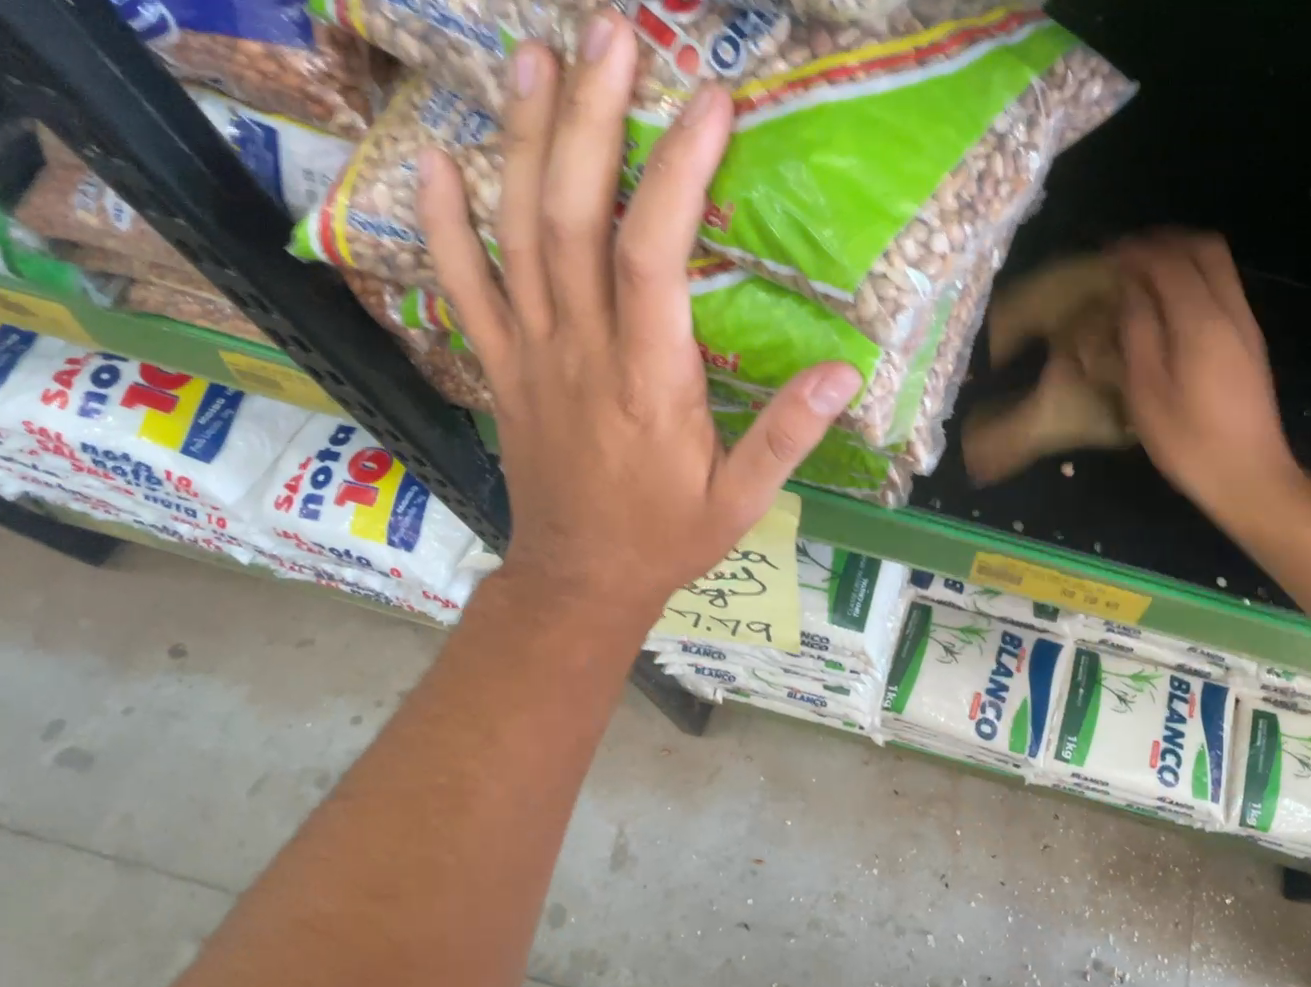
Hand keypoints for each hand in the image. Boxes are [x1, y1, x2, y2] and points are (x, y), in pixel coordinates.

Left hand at [417, 15, 860, 634]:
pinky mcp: (502, 366)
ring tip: (531, 58)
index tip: (708, 100)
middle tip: (606, 35)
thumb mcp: (743, 500)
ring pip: (517, 234)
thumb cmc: (668, 536)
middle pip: (574, 217)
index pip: (654, 256)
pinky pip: (464, 288)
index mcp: (648, 378)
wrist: (580, 579)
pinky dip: (443, 224)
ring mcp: (531, 354)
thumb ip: (788, 436)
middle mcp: (582, 350)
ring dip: (520, 141)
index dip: (677, 171)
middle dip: (589, 118)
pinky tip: (436, 162)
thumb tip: (844, 371)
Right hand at [1112, 230, 1300, 518]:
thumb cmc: (1189, 442)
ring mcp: (1246, 325)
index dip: (1134, 252)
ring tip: (1144, 277)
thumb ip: (1138, 333)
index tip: (1103, 257)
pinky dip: (1195, 281)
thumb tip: (1129, 291)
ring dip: (1182, 259)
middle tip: (1128, 258)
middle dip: (1164, 243)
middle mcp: (1231, 311)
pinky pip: (1224, 288)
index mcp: (1200, 321)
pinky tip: (1169, 306)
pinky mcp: (1250, 342)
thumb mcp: (1146, 392)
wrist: (1250, 477)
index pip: (1167, 262)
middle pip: (1204, 248)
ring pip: (1219, 266)